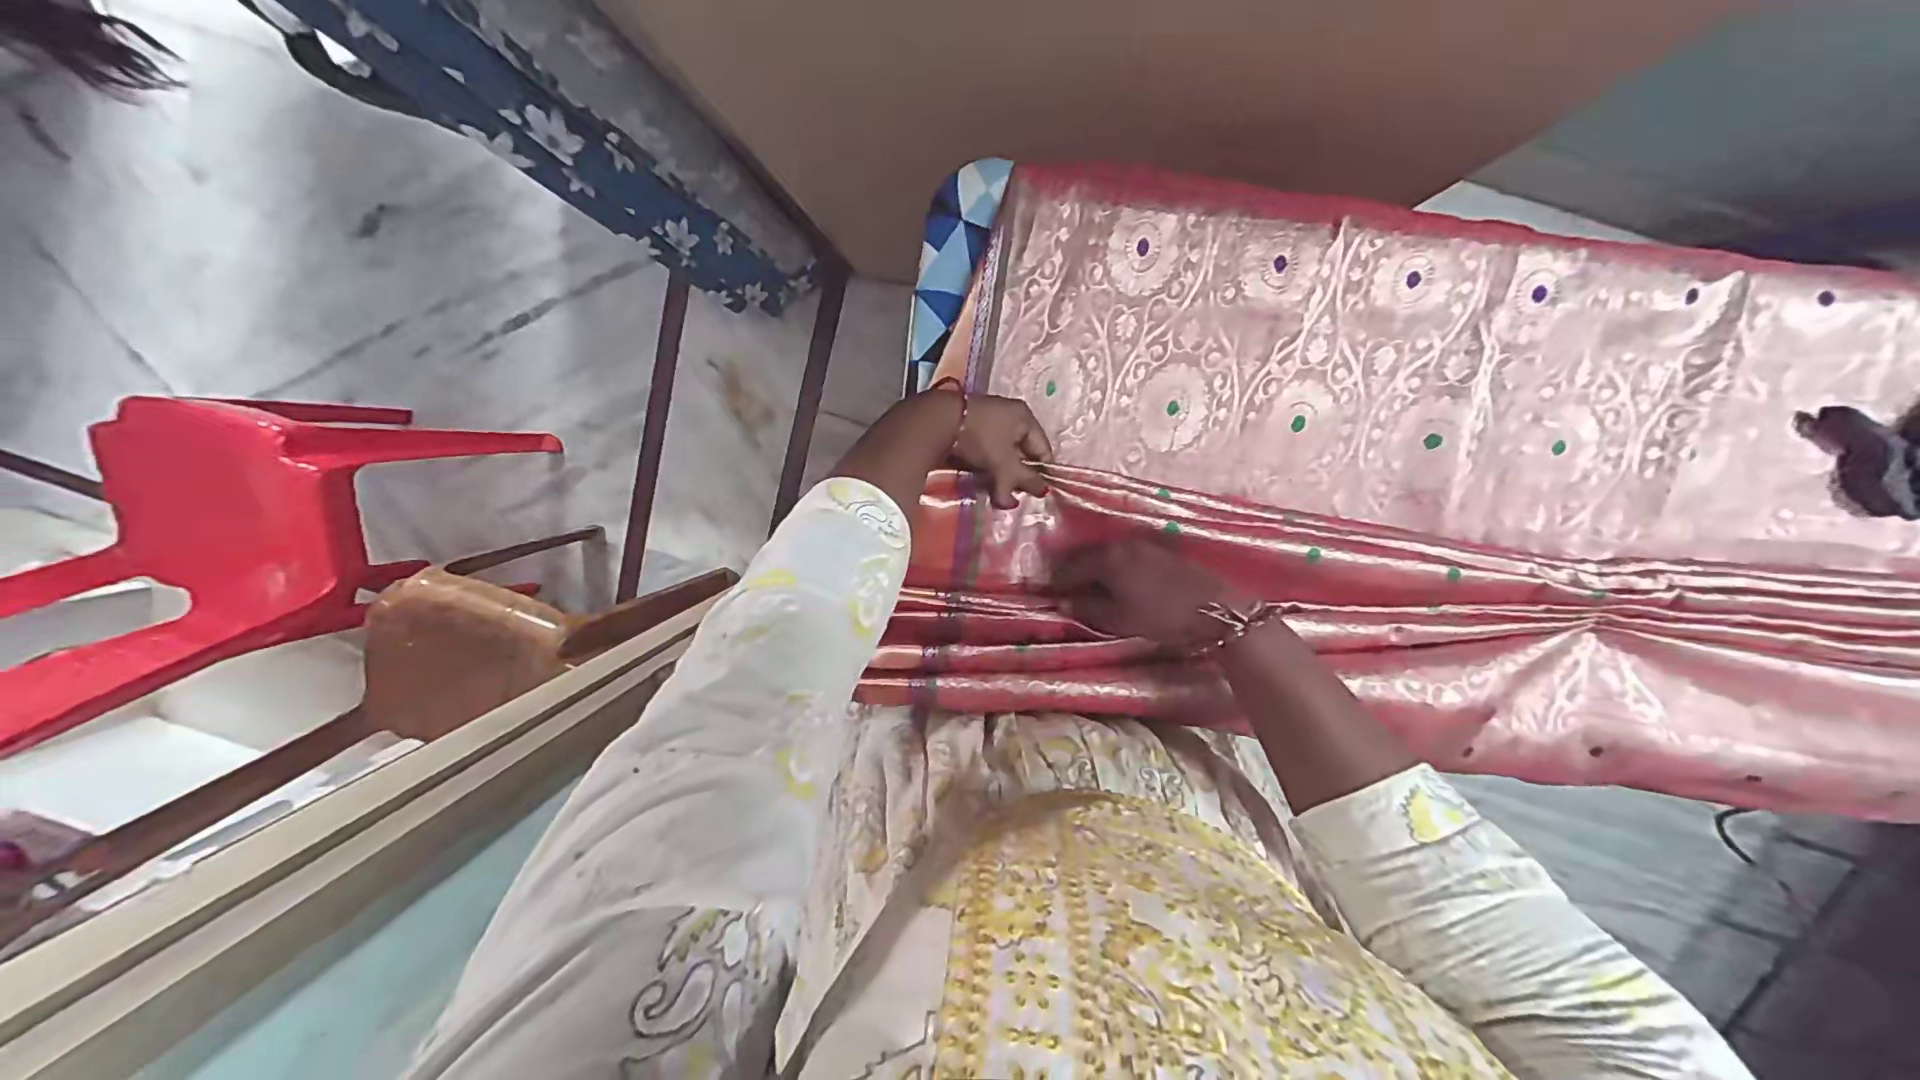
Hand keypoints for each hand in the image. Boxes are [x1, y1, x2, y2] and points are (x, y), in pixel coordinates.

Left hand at [949, 392, 1052, 509]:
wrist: (938, 421)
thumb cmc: (980, 438)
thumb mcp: (1004, 463)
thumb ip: (1021, 480)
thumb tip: (1041, 493)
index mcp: (1024, 417)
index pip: (1043, 449)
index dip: (1042, 473)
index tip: (1038, 494)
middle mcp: (1009, 414)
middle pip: (1021, 452)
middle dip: (1018, 476)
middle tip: (1016, 495)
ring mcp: (988, 419)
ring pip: (1002, 453)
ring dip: (1000, 474)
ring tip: (997, 492)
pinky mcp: (969, 426)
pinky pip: (985, 451)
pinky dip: (986, 466)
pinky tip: (982, 480)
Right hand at [1051, 538, 1254, 647]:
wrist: (1217, 609)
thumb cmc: (1162, 616)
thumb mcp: (1119, 619)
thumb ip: (1088, 608)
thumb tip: (1064, 602)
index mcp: (1108, 559)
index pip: (1072, 566)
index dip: (1059, 579)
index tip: (1051, 591)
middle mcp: (1124, 545)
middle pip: (1090, 555)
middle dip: (1076, 569)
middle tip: (1067, 586)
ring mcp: (1146, 545)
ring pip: (1111, 553)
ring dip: (1097, 566)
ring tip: (1092, 584)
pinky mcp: (1164, 551)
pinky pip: (1129, 554)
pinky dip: (1117, 565)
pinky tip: (1120, 579)